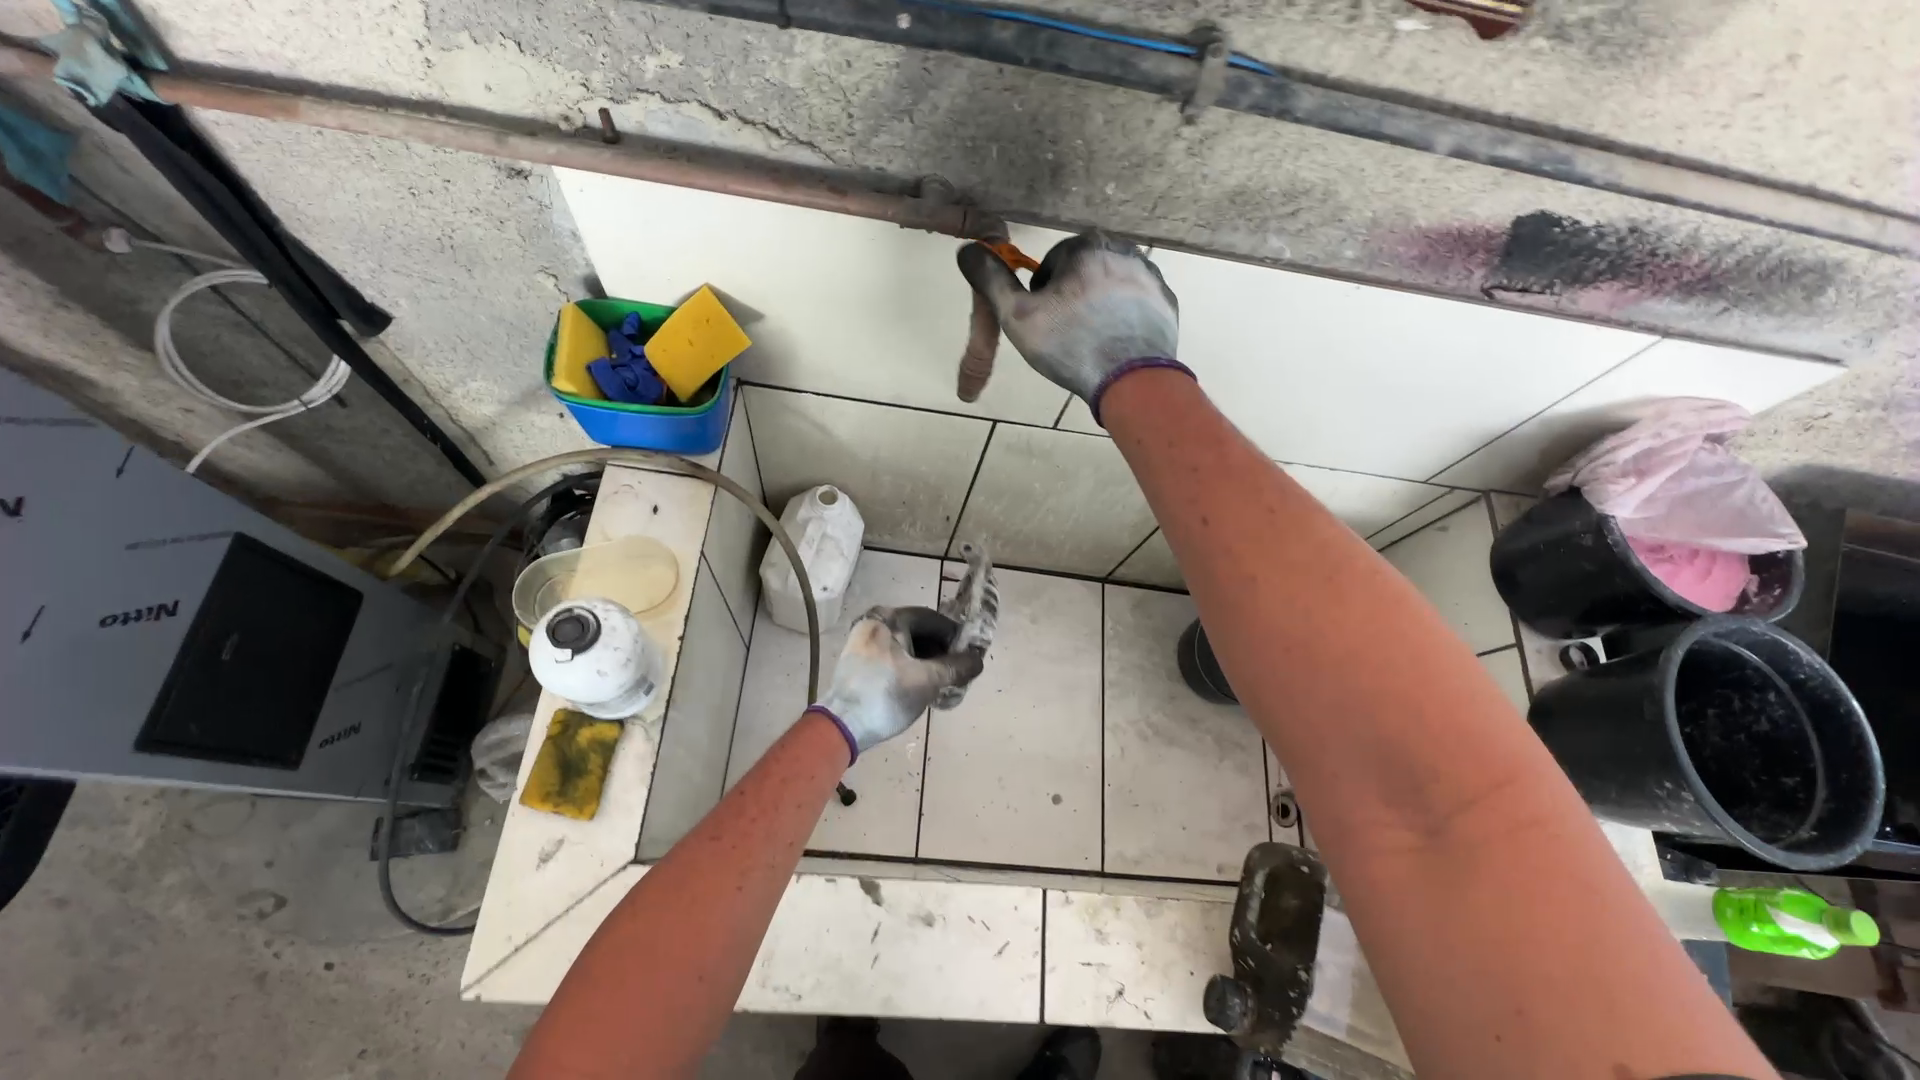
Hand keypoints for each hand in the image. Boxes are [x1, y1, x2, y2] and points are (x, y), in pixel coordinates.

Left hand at [814, 606, 985, 759]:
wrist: (842, 725)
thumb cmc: (887, 696)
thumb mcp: (928, 681)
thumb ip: (957, 667)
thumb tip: (978, 660)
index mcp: (890, 618)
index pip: (933, 619)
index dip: (955, 637)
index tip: (969, 657)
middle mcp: (874, 621)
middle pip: (918, 631)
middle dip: (940, 650)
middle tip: (956, 671)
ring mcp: (862, 640)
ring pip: (905, 644)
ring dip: (926, 659)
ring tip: (940, 681)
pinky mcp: (858, 659)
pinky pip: (892, 655)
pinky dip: (909, 665)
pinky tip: (919, 684)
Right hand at [957, 230, 1181, 423]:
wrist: (1131, 380)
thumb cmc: (1069, 345)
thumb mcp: (1017, 317)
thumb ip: (991, 280)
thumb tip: (967, 250)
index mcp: (1086, 246)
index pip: (1054, 263)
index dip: (1043, 294)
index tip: (1045, 322)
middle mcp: (1123, 251)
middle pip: (1085, 272)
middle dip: (1073, 297)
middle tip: (1067, 335)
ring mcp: (1150, 276)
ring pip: (1111, 286)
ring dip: (1099, 306)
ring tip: (1091, 341)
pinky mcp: (1166, 302)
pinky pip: (1137, 304)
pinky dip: (1125, 318)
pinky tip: (1115, 344)